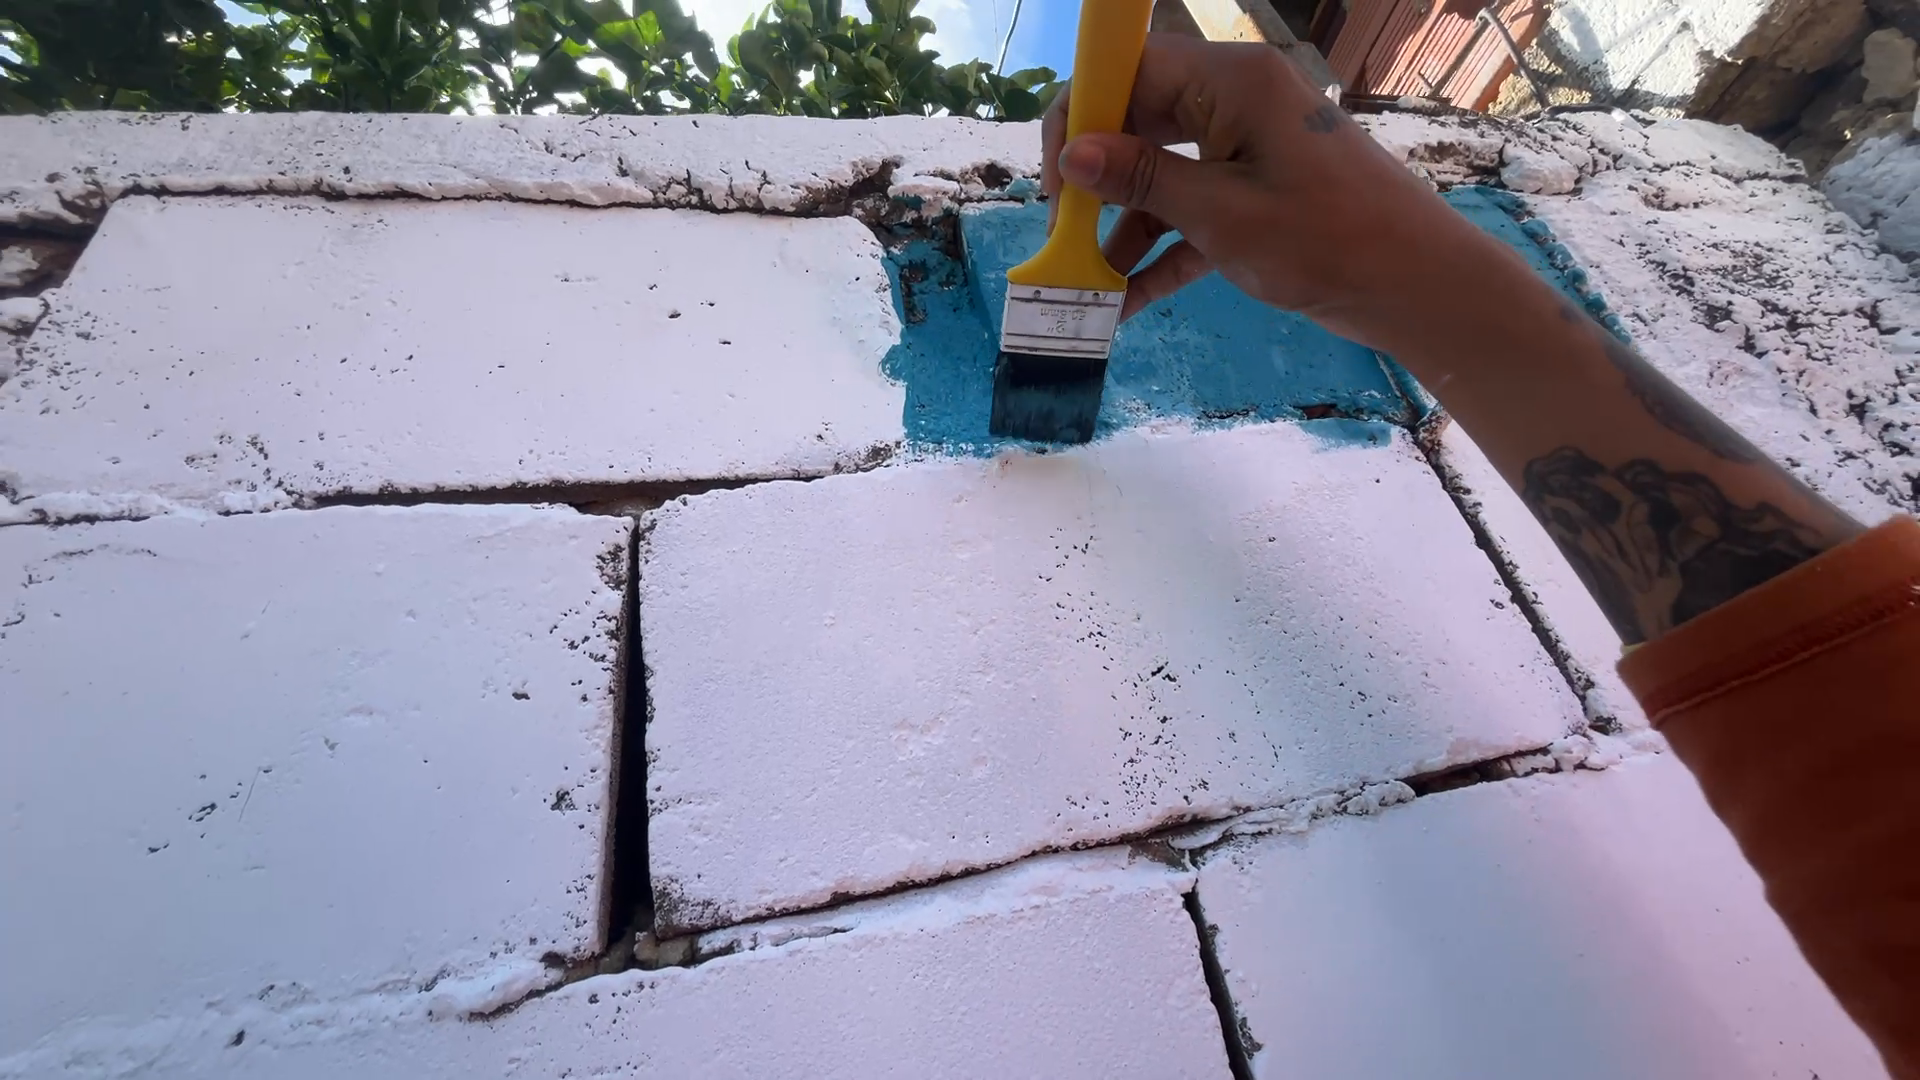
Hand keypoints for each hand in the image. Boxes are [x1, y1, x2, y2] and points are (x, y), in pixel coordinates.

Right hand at [1041, 34, 1509, 348]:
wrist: (1406, 285)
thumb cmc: (1321, 239)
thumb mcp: (1221, 213)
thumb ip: (1144, 179)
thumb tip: (1072, 154)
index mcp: (1232, 83)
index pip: (1133, 72)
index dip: (1081, 118)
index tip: (1055, 182)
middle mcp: (1231, 106)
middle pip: (1139, 126)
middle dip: (1095, 183)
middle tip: (1063, 233)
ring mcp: (1239, 153)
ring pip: (1158, 178)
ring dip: (1121, 230)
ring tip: (1086, 282)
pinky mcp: (1246, 199)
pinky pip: (1186, 217)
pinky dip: (1157, 256)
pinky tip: (1124, 303)